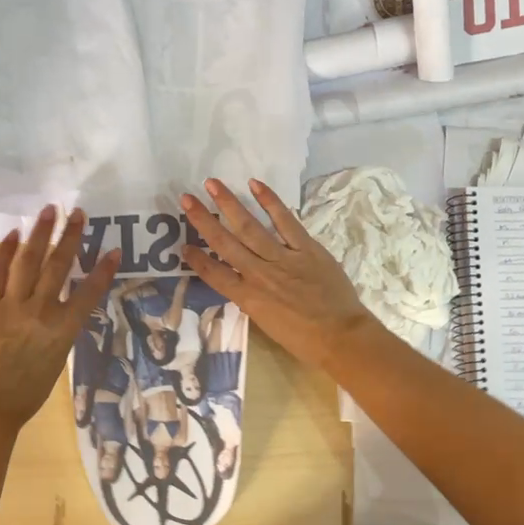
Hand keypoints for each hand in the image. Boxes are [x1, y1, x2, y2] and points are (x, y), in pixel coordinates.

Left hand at [0, 207, 119, 429]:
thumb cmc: (27, 393)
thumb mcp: (57, 361)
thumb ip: (60, 330)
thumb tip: (61, 307)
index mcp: (62, 330)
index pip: (88, 293)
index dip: (103, 271)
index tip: (113, 250)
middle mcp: (39, 312)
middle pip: (58, 267)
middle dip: (70, 237)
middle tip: (77, 213)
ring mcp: (10, 307)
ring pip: (28, 262)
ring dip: (40, 234)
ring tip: (49, 211)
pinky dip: (4, 253)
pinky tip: (14, 236)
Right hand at [180, 178, 376, 369]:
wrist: (340, 337)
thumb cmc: (303, 340)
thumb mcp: (268, 324)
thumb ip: (254, 300)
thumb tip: (246, 283)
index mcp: (248, 299)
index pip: (215, 274)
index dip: (197, 260)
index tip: (183, 245)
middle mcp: (260, 275)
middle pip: (225, 243)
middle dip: (203, 220)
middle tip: (186, 197)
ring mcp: (283, 259)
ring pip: (250, 227)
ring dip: (229, 204)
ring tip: (212, 184)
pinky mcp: (306, 249)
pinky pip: (285, 221)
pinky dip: (270, 202)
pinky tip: (255, 185)